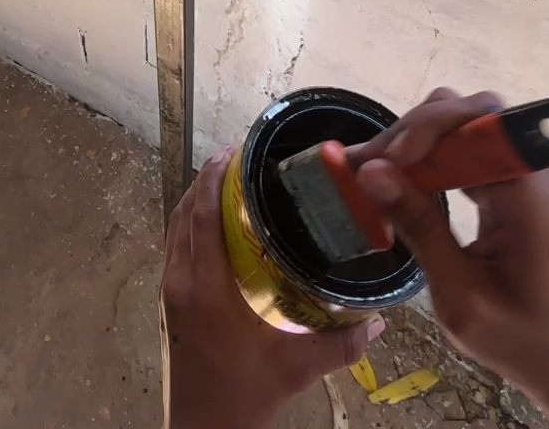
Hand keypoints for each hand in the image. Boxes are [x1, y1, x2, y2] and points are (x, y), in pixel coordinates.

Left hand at [163, 146, 385, 427]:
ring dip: (196, 196)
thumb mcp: (297, 368)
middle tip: (236, 156)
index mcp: (207, 289)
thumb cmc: (246, 395)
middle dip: (207, 178)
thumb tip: (379, 318)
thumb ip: (341, 344)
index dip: (214, 179)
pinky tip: (213, 217)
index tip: (233, 151)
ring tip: (226, 176)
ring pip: (176, 225)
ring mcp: (170, 288)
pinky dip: (189, 219)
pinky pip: (174, 243)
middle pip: (185, 212)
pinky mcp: (169, 297)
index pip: (203, 217)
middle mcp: (182, 280)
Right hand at [351, 89, 548, 428]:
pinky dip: (429, 158)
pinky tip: (401, 180)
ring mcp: (527, 171)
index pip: (476, 120)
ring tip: (376, 172)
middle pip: (464, 114)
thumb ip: (419, 225)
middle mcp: (535, 167)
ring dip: (415, 143)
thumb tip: (370, 170)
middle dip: (410, 134)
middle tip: (365, 168)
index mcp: (531, 191)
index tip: (385, 161)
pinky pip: (466, 147)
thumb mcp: (460, 293)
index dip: (426, 128)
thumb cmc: (520, 338)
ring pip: (460, 124)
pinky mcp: (515, 181)